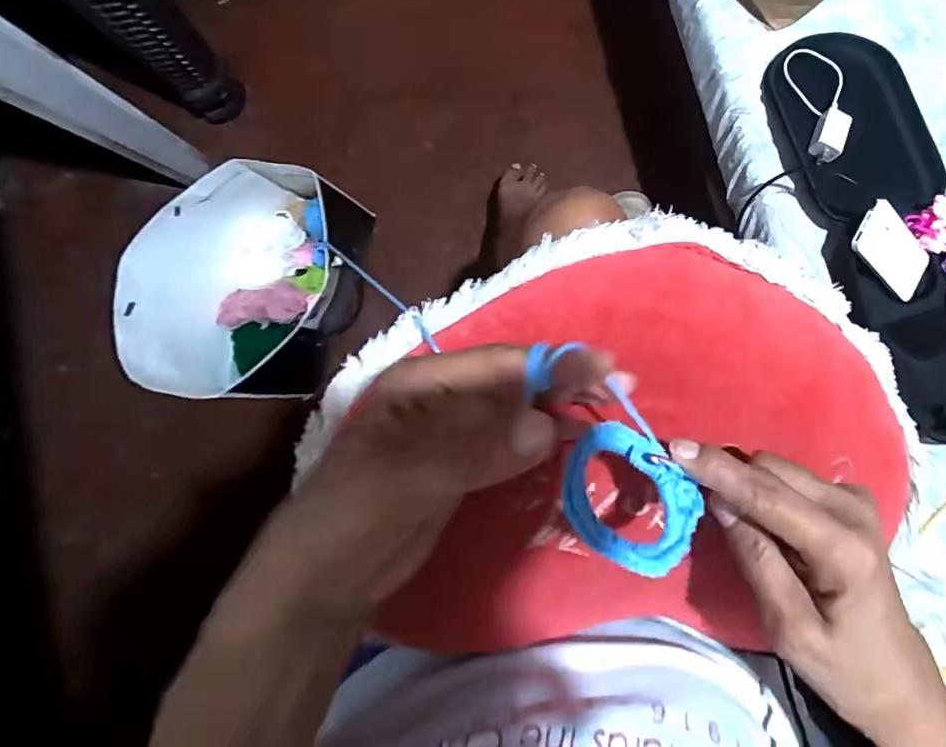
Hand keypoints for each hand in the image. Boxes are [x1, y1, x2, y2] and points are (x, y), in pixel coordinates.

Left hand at [248, 344, 622, 619]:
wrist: (324, 583)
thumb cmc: (352, 516)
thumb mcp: (404, 479)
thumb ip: (471, 448)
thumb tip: (544, 426)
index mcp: (422, 382)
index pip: (497, 364)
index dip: (550, 363)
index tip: (603, 366)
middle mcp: (445, 397)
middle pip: (515, 382)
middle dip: (565, 380)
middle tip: (621, 385)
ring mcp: (458, 431)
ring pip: (520, 410)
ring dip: (563, 408)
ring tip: (611, 408)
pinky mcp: (469, 463)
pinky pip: (515, 443)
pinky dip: (547, 439)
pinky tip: (576, 438)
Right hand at [669, 441, 945, 746]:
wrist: (899, 680)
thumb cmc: (843, 668)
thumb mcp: (789, 629)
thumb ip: (756, 559)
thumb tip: (720, 501)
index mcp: (843, 547)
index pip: (767, 495)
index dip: (719, 469)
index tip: (676, 449)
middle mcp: (852, 507)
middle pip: (771, 470)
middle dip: (727, 473)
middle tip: (685, 483)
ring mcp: (855, 498)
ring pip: (779, 468)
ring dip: (744, 480)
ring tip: (721, 508)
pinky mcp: (851, 499)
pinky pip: (791, 478)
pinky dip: (763, 488)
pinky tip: (757, 517)